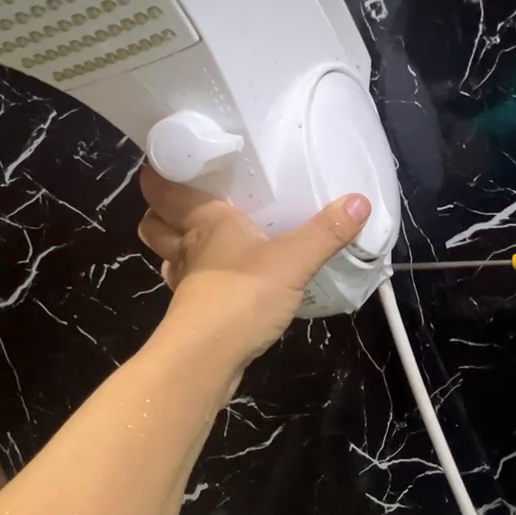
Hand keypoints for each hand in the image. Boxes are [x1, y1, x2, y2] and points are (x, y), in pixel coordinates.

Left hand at [136, 168, 369, 366]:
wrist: (207, 362)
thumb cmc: (240, 297)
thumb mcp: (294, 260)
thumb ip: (326, 232)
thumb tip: (359, 202)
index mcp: (205, 221)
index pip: (163, 186)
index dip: (160, 168)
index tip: (171, 152)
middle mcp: (188, 246)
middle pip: (155, 221)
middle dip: (163, 209)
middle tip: (191, 198)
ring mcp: (186, 282)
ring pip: (169, 254)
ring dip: (178, 244)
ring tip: (207, 237)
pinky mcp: (193, 312)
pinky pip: (189, 283)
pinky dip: (199, 278)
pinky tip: (225, 278)